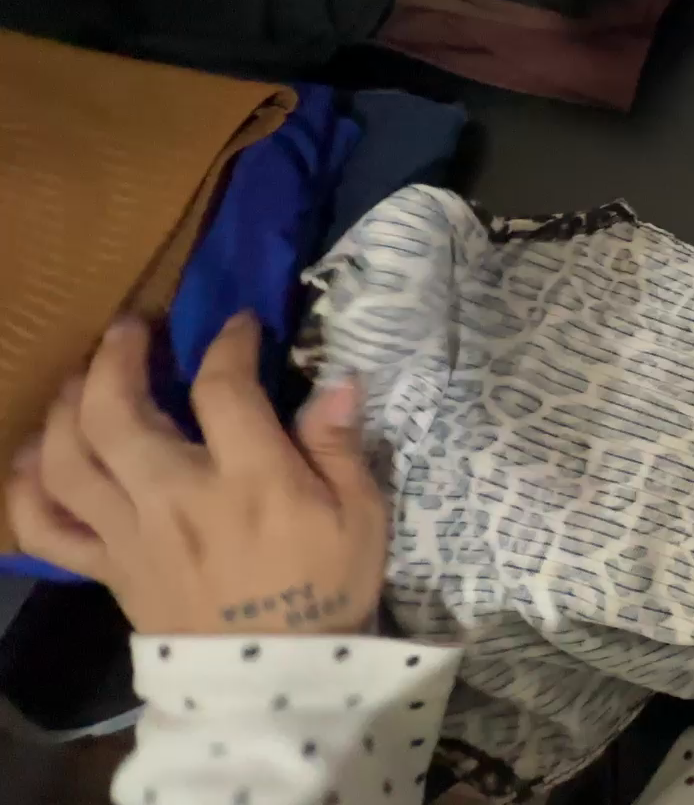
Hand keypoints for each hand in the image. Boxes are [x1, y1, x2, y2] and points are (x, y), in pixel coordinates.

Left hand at [6, 313, 386, 634]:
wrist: (276, 667)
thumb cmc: (331, 578)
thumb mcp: (363, 511)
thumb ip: (339, 447)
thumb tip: (339, 383)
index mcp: (251, 480)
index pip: (225, 393)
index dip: (227, 347)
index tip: (239, 324)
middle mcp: (176, 497)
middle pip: (118, 416)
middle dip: (118, 361)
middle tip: (131, 328)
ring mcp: (128, 533)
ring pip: (66, 459)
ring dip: (66, 406)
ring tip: (86, 376)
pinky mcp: (104, 565)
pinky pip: (39, 525)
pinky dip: (24, 484)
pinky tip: (37, 455)